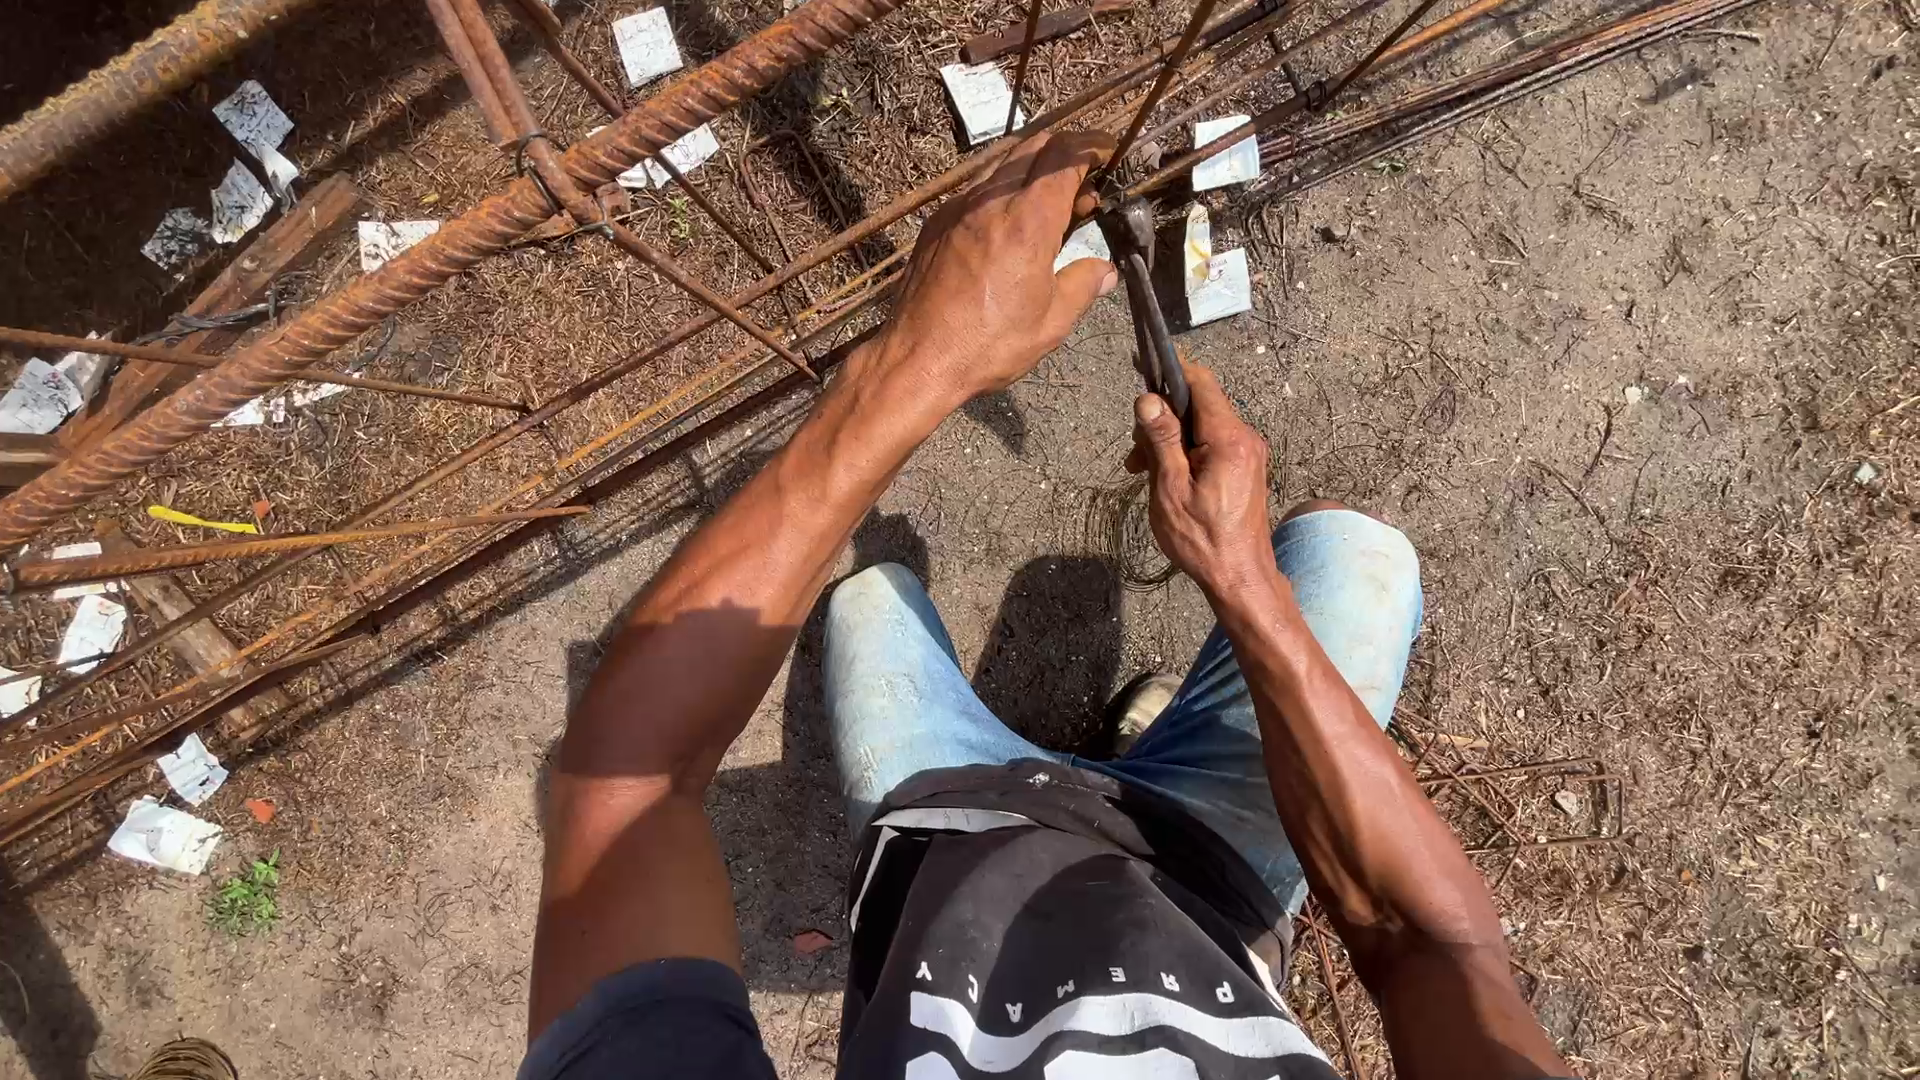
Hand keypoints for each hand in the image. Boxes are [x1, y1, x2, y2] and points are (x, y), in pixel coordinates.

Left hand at [854, 130, 1118, 407]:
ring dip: (1032, 169)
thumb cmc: (986, 346)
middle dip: (1065, 152)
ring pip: (1001, 162)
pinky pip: (975, 188)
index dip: (1092, 147)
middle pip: (1033, 145)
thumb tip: (1104, 271)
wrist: (919, 359)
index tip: (1108, 156)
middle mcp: (990, 202)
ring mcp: (958, 209)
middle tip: (1084, 186)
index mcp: (1027, 222)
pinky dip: (1001, 189)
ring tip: (1048, 206)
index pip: (1064, 156)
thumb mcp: (1051, 323)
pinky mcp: (936, 224)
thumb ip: (1082, 286)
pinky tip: (1009, 223)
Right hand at [1126, 363, 1277, 595]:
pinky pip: (1209, 446)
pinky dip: (1184, 454)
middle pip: (1198, 406)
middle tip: (1136, 455)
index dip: (1170, 371)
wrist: (1239, 577)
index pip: (1201, 383)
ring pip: (1201, 428)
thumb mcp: (1170, 489)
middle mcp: (1245, 439)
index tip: (1142, 365)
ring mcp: (1248, 454)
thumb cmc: (1202, 540)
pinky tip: (1164, 478)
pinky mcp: (1244, 469)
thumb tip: (1148, 399)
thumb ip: (1161, 441)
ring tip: (1144, 473)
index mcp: (1229, 439)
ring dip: (1169, 441)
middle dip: (1161, 420)